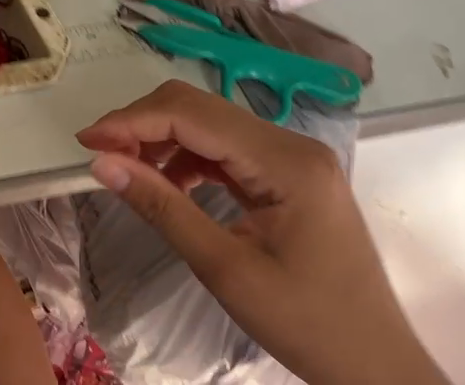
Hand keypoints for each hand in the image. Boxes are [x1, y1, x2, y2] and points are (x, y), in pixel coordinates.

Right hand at [77, 81, 446, 384]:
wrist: (378, 370)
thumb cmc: (309, 324)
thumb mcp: (225, 269)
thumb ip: (162, 208)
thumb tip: (100, 162)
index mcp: (287, 162)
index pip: (190, 115)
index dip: (131, 122)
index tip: (86, 143)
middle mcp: (292, 145)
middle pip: (196, 107)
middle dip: (140, 124)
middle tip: (101, 154)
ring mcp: (292, 158)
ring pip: (204, 121)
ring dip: (159, 138)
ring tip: (128, 171)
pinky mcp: (286, 174)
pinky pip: (221, 146)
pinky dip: (183, 155)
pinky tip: (166, 184)